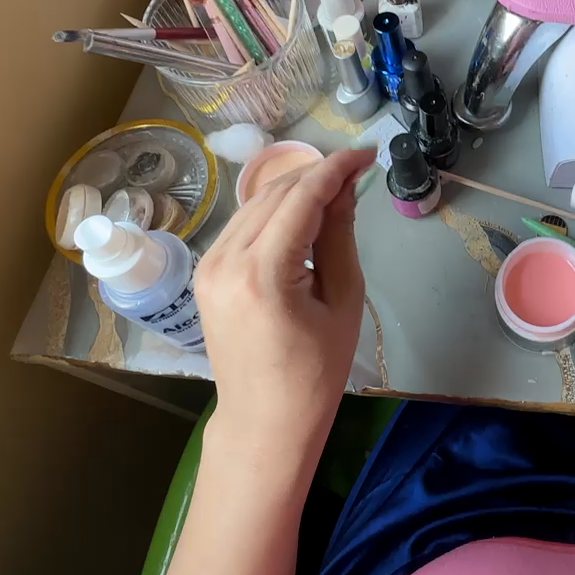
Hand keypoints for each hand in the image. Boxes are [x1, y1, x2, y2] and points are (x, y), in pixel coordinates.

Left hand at [192, 148, 373, 450]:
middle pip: (276, 193)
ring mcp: (209, 266)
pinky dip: (277, 207)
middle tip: (359, 168)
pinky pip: (245, 222)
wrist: (264, 421)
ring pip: (257, 202)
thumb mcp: (343, 298)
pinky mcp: (206, 272)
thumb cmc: (316, 370)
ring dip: (298, 186)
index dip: (337, 168)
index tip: (368, 154)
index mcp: (262, 273)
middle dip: (319, 173)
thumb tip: (346, 185)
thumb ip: (339, 234)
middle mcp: (225, 261)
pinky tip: (305, 207)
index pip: (301, 197)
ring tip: (338, 183)